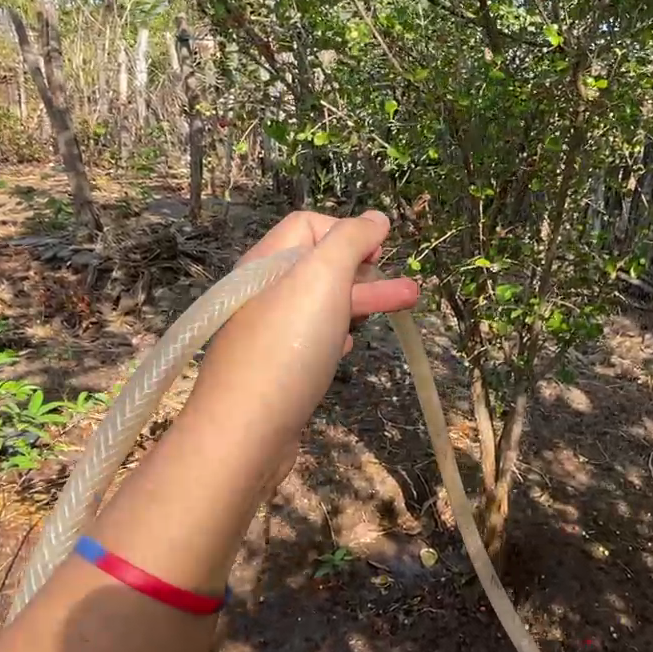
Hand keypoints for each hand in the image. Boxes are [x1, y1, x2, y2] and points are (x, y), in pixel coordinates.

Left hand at [176, 210, 419, 499]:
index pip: (309, 225)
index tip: (379, 256)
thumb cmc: (288, 345)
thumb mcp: (323, 277)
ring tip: (397, 313)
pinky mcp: (275, 367)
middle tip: (408, 291)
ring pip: (321, 304)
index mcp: (268, 262)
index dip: (347, 231)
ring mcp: (267, 332)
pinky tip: (348, 345)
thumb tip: (376, 218)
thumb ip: (351, 240)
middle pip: (321, 266)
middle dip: (368, 272)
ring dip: (360, 302)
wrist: (244, 433)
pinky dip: (336, 333)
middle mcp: (264, 291)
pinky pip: (310, 338)